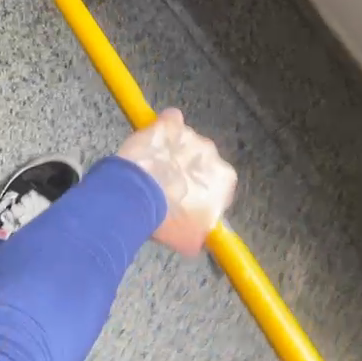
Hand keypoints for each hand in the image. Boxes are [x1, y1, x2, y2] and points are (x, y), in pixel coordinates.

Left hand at [116, 109, 236, 255]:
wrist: (137, 196)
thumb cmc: (166, 219)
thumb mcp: (191, 241)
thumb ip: (201, 235)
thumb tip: (199, 238)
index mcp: (225, 180)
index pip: (220, 186)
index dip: (203, 194)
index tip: (188, 201)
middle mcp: (212, 153)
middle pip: (202, 161)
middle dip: (188, 171)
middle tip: (167, 186)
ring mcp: (189, 136)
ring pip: (184, 142)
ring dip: (172, 152)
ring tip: (152, 168)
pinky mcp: (168, 125)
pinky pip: (171, 119)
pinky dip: (164, 126)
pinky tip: (153, 137)